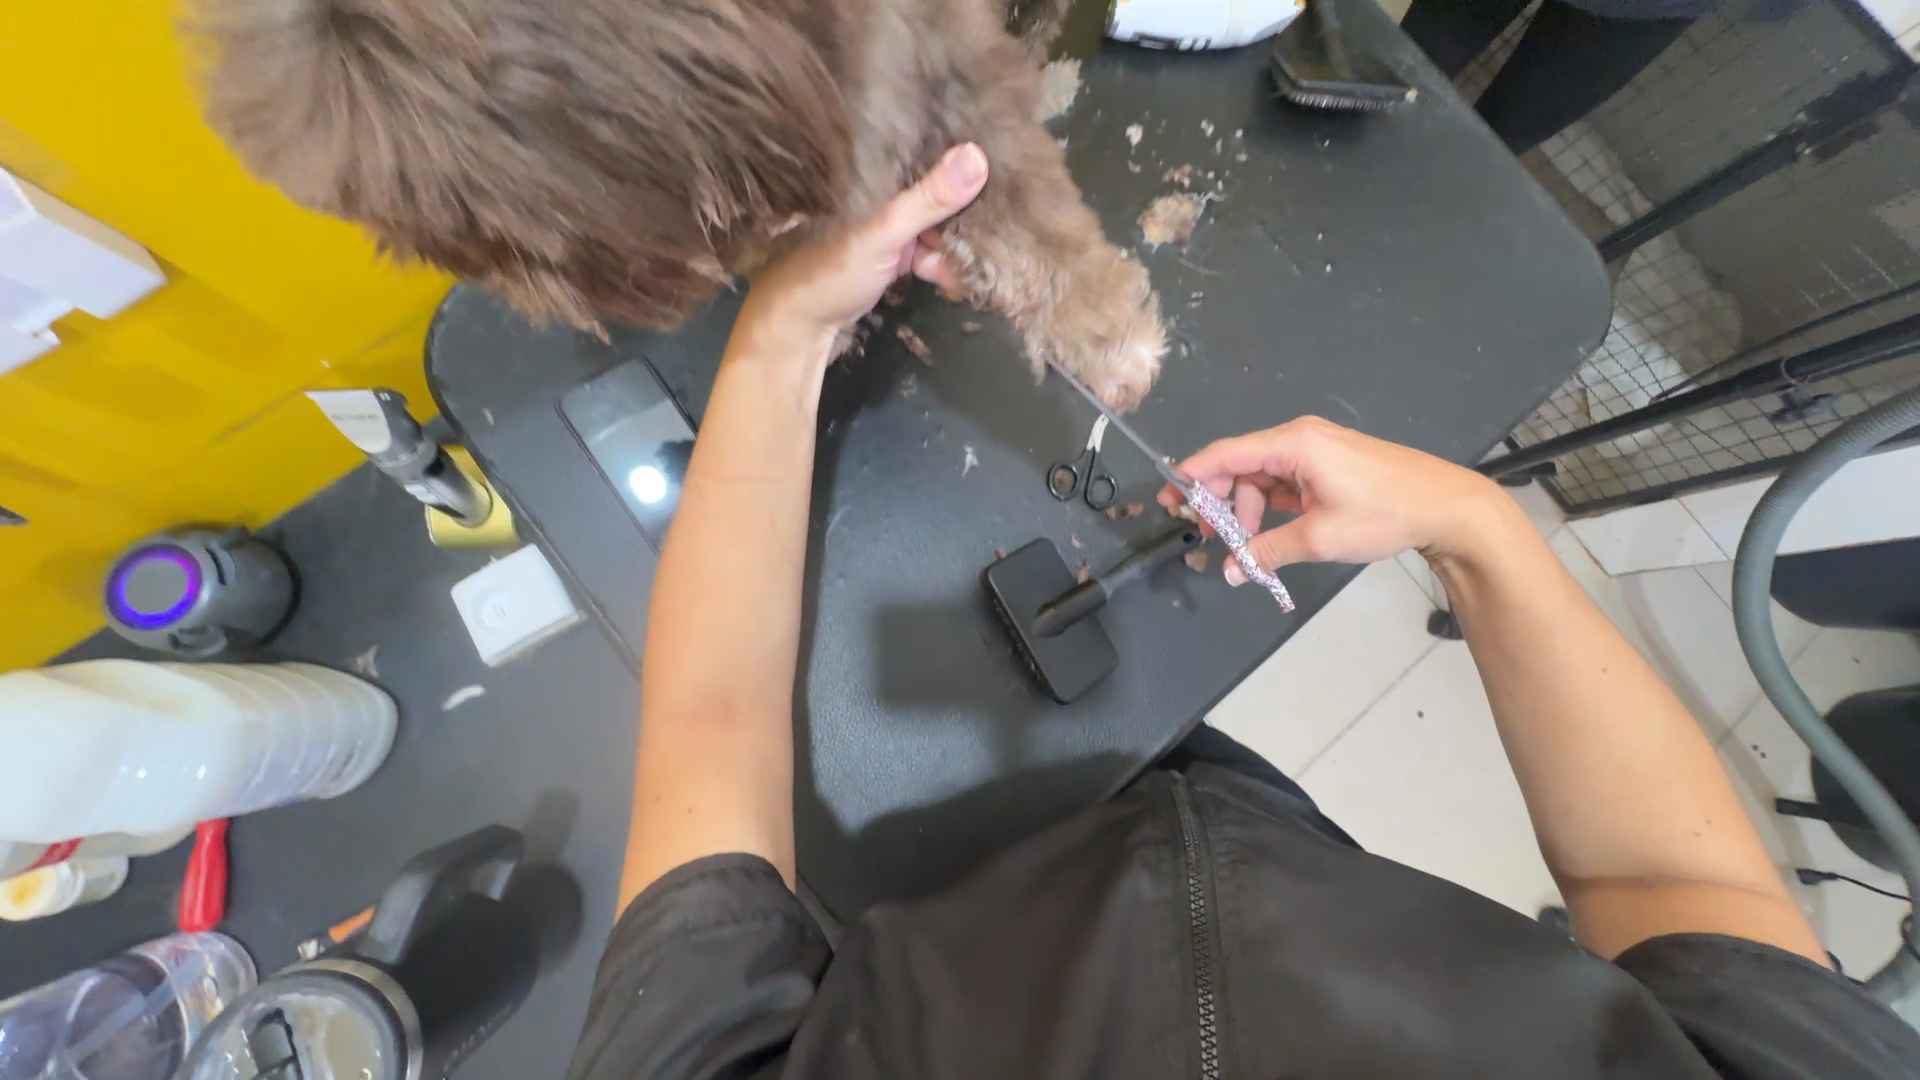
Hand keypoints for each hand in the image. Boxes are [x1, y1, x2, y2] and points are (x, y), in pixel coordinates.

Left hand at [740, 143, 989, 350]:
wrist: (796, 328)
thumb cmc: (829, 272)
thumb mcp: (884, 233)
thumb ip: (929, 199)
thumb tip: (978, 156)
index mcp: (872, 171)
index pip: (925, 149)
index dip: (961, 155)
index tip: (1001, 164)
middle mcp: (879, 192)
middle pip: (935, 189)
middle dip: (964, 210)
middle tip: (994, 230)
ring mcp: (884, 226)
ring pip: (934, 225)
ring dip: (954, 245)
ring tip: (972, 265)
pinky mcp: (887, 256)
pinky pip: (925, 252)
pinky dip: (939, 265)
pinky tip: (952, 281)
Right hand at [1157, 417, 1506, 582]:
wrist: (1449, 508)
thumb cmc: (1384, 515)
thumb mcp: (1318, 538)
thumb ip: (1266, 552)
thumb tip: (1232, 573)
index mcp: (1294, 445)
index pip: (1225, 454)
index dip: (1191, 476)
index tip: (1167, 499)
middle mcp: (1299, 438)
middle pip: (1240, 466)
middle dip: (1220, 501)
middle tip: (1209, 536)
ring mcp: (1315, 449)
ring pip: (1260, 477)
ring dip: (1247, 509)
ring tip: (1248, 544)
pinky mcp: (1327, 462)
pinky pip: (1282, 481)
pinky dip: (1270, 505)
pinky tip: (1270, 531)